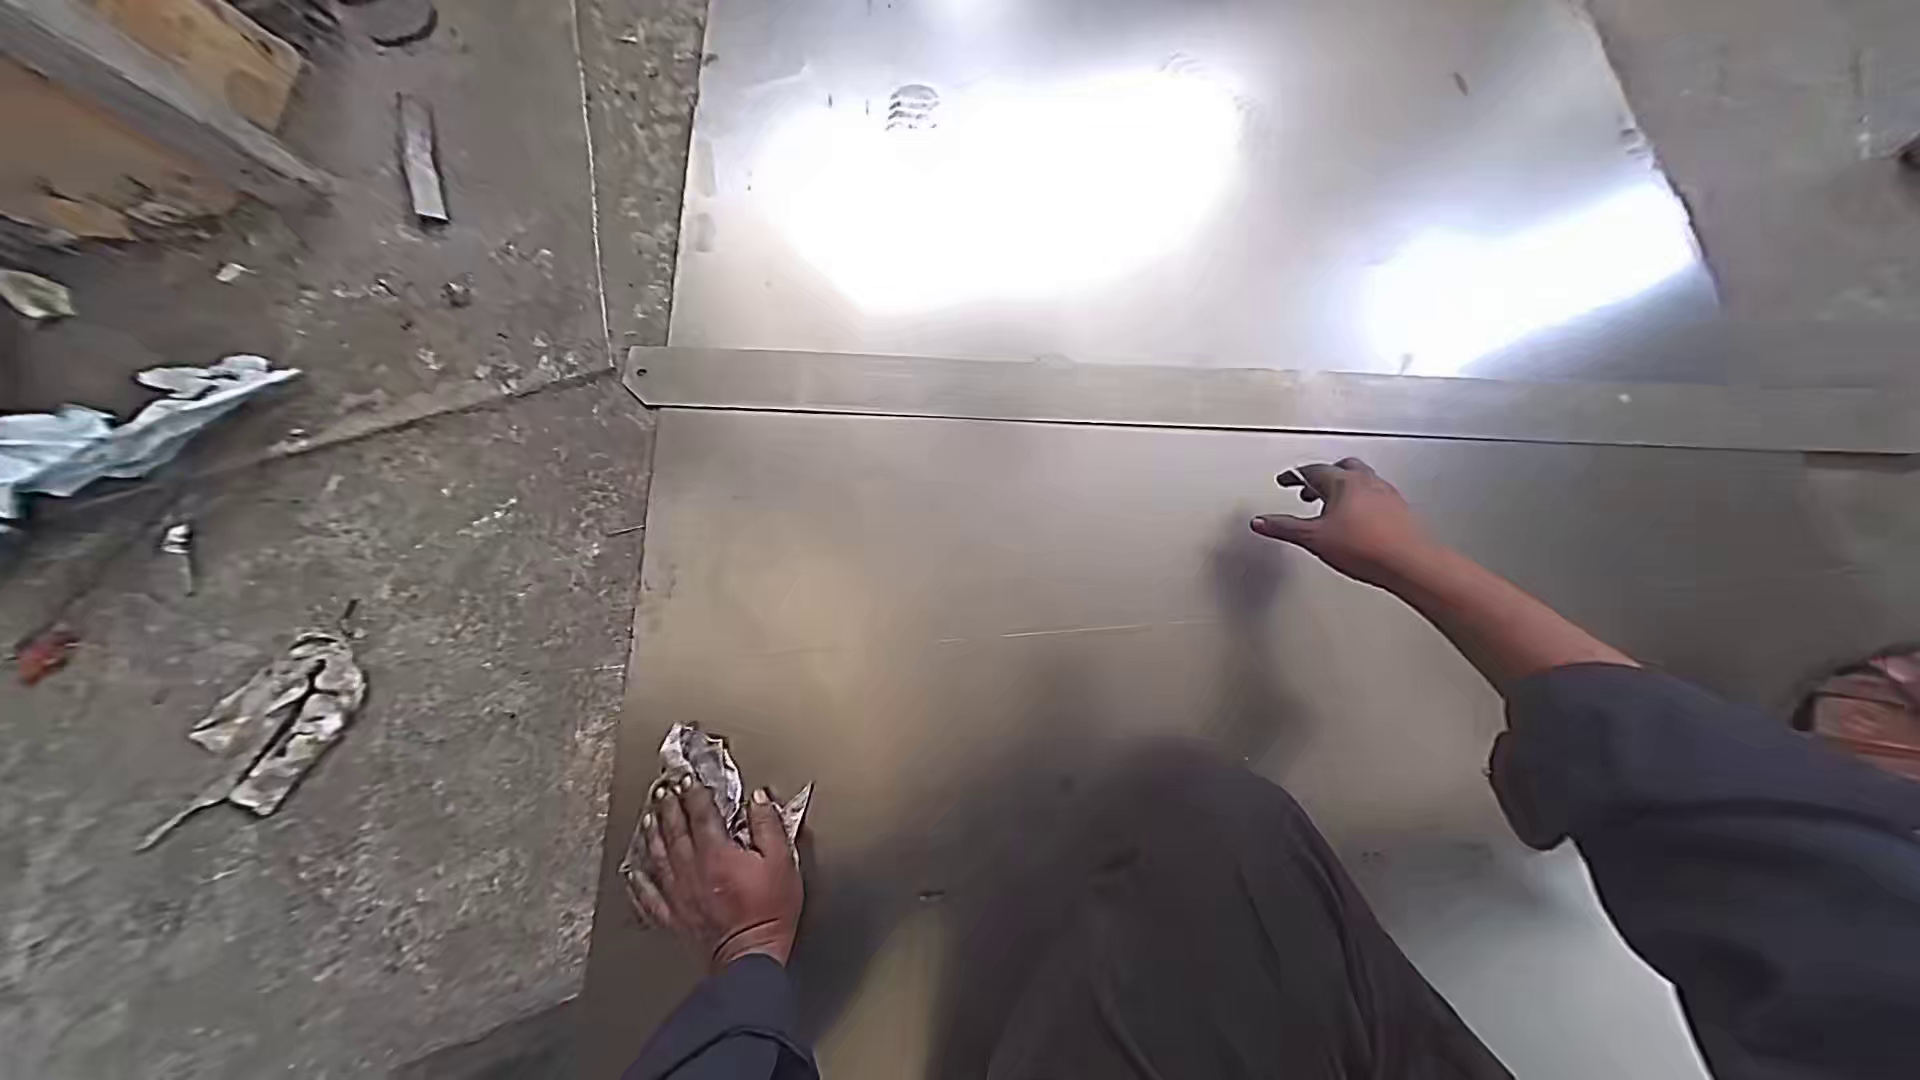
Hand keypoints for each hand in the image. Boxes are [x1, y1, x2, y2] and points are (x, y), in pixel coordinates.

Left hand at [628, 781, 803, 972]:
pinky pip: (649, 896)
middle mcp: (692, 871)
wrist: (752, 958)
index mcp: (717, 854)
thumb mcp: (782, 860)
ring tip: (650, 815)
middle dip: (670, 806)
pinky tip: (634, 871)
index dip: (694, 793)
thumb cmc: (770, 911)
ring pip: (659, 857)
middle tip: (664, 788)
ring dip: (653, 833)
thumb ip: (769, 825)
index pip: (701, 815)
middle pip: (675, 831)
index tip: (689, 778)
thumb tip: (759, 800)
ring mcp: (679, 895)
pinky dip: (639, 880)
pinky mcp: (674, 917)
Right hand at [1249, 458, 1437, 585]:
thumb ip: (1284, 527)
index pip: (1313, 471)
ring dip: (1343, 488)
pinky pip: (1376, 497)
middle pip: (1341, 468)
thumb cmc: (1367, 547)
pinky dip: (1361, 501)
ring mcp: (1387, 496)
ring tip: (1331, 502)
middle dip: (1322, 476)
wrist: (1410, 563)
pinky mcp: (1400, 512)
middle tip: (1309, 486)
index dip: (1295, 476)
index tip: (1286, 479)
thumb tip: (1261, 522)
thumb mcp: (1312, 538)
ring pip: (1361, 480)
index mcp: (1344, 483)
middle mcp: (1368, 483)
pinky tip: (1357, 518)